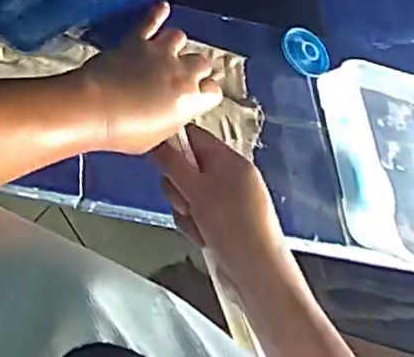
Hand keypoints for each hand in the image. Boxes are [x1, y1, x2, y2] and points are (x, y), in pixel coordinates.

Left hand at [76, 2, 223, 154]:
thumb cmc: (126, 131)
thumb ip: (172, 117)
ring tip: (169, 46)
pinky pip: (150, 21)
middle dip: (196, 66)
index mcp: (190, 100)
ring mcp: (159, 52)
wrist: (96, 106)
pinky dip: (157, 13)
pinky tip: (162, 6)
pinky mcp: (136, 40)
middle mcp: (181, 72)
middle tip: (183, 71)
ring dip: (175, 42)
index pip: (213, 91)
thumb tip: (172, 109)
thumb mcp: (159, 135)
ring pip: (179, 36)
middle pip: (202, 61)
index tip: (197, 93)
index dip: (205, 91)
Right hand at [151, 124, 286, 299]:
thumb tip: (153, 141)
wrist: (261, 279)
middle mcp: (230, 176)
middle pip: (186, 165)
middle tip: (184, 201)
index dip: (171, 141)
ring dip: (184, 208)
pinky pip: (197, 212)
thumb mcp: (195, 188)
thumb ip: (171, 161)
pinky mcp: (225, 223)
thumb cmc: (231, 225)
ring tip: (196, 224)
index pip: (192, 134)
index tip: (156, 157)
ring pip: (188, 192)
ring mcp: (228, 201)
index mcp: (229, 159)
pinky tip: (202, 237)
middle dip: (177, 185)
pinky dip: (194, 223)